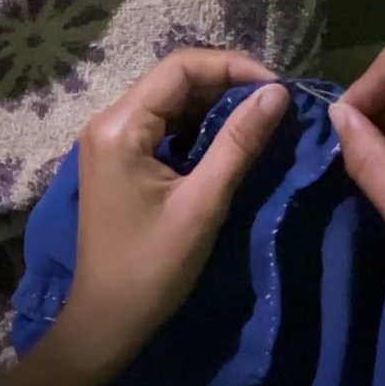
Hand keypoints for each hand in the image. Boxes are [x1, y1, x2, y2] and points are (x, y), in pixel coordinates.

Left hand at [60, 50, 289, 371]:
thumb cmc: (152, 267)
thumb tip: (277, 94)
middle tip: (274, 103)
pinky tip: (229, 137)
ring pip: (170, 101)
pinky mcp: (118, 158)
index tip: (276, 87)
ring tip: (260, 117)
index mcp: (120, 126)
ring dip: (214, 104)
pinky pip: (162, 125)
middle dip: (226, 83)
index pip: (179, 68)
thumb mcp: (203, 202)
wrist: (107, 319)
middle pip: (173, 80)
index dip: (231, 66)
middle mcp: (108, 121)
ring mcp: (110, 139)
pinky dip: (197, 126)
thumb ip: (238, 142)